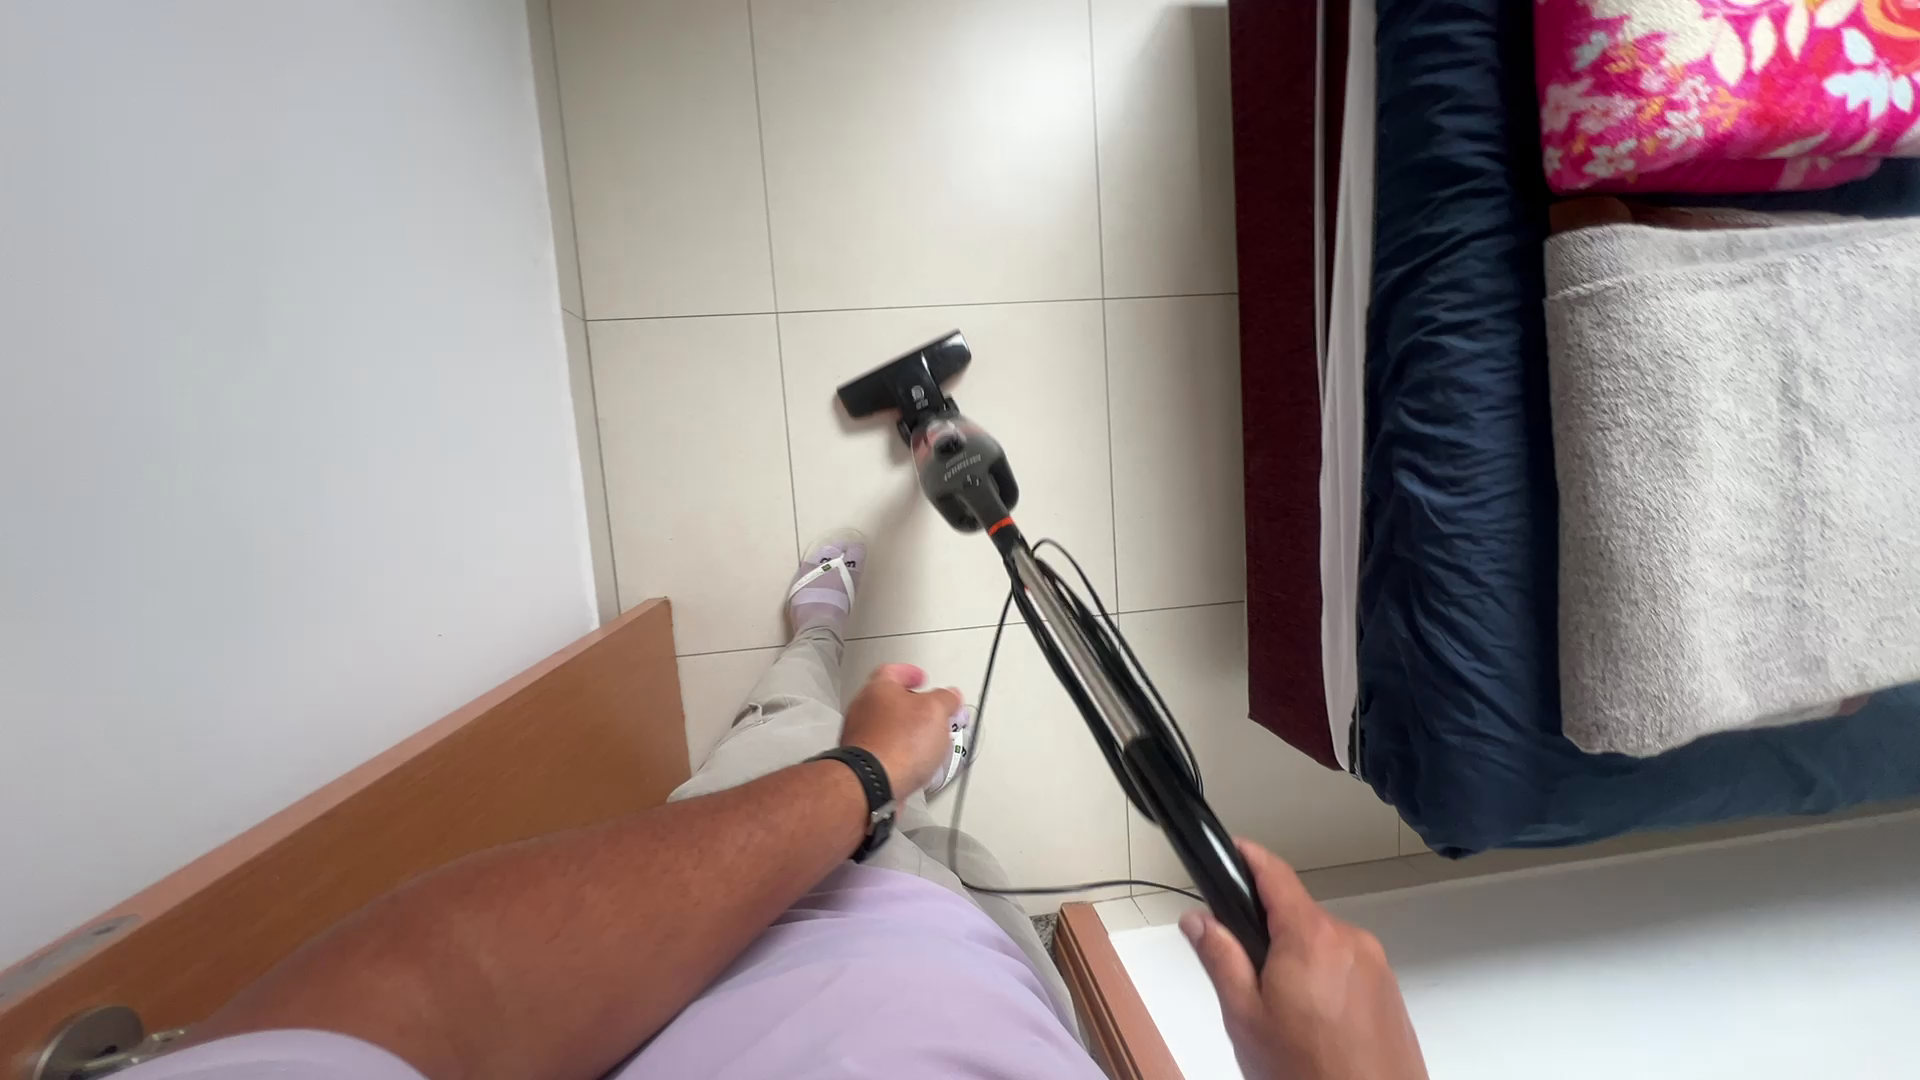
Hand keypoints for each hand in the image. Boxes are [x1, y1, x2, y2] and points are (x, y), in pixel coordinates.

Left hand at [839, 664, 962, 799]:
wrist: (872, 783)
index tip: (921, 678)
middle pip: (889, 700)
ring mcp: (859, 736)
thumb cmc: (898, 743)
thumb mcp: (936, 711)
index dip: (911, 673)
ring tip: (926, 741)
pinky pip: (882, 750)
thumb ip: (945, 699)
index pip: (893, 671)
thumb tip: (951, 696)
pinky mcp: (860, 761)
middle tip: (930, 712)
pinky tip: (913, 763)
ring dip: (906, 731)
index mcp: (878, 688)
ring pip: (886, 727)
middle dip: (912, 706)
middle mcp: (863, 709)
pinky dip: (898, 752)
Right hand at [1182, 840, 1428, 1079]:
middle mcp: (1350, 940)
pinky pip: (1346, 968)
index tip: (1230, 848)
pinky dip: (1324, 981)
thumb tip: (1196, 919)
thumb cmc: (1306, 1075)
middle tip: (1245, 971)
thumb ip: (1219, 956)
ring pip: (1320, 942)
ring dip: (1296, 958)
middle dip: (1267, 929)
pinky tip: (1312, 1024)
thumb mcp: (1245, 1016)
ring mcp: (1377, 968)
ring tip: (1281, 1012)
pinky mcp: (1392, 996)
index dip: (1249, 856)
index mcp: (1312, 937)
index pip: (1275, 873)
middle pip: (1296, 913)